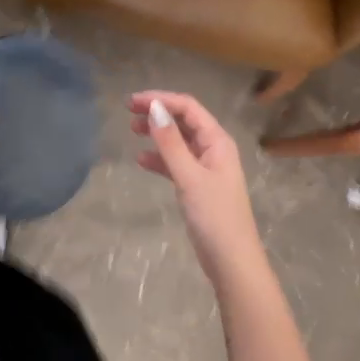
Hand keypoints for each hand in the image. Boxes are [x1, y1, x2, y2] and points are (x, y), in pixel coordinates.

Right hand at [131, 91, 267, 286]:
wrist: (231, 261)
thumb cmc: (214, 216)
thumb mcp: (189, 177)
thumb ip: (171, 142)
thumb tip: (154, 108)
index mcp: (218, 141)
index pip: (188, 108)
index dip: (161, 99)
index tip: (132, 101)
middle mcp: (214, 149)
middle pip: (184, 121)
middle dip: (157, 113)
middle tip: (128, 112)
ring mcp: (206, 168)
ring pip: (179, 141)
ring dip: (157, 134)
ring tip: (131, 132)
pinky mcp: (198, 186)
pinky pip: (177, 162)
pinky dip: (160, 158)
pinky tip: (142, 160)